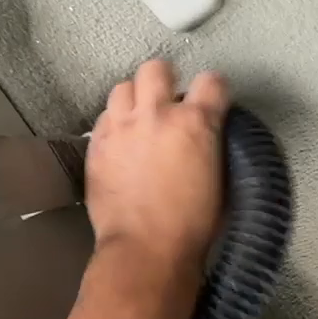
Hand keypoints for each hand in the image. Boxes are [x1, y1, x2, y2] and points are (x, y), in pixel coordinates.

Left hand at [86, 60, 229, 276]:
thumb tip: (210, 136)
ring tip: (140, 117)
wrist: (146, 249)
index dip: (216, 89)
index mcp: (197, 123)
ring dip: (135, 98)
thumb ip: (214, 147)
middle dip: (165, 79)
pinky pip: (104, 116)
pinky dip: (115, 122)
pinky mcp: (96, 144)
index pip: (212, 81)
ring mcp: (122, 127)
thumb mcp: (220, 181)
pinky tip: (122, 141)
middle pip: (156, 68)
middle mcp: (157, 115)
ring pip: (123, 87)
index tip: (214, 99)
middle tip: (169, 101)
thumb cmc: (193, 224)